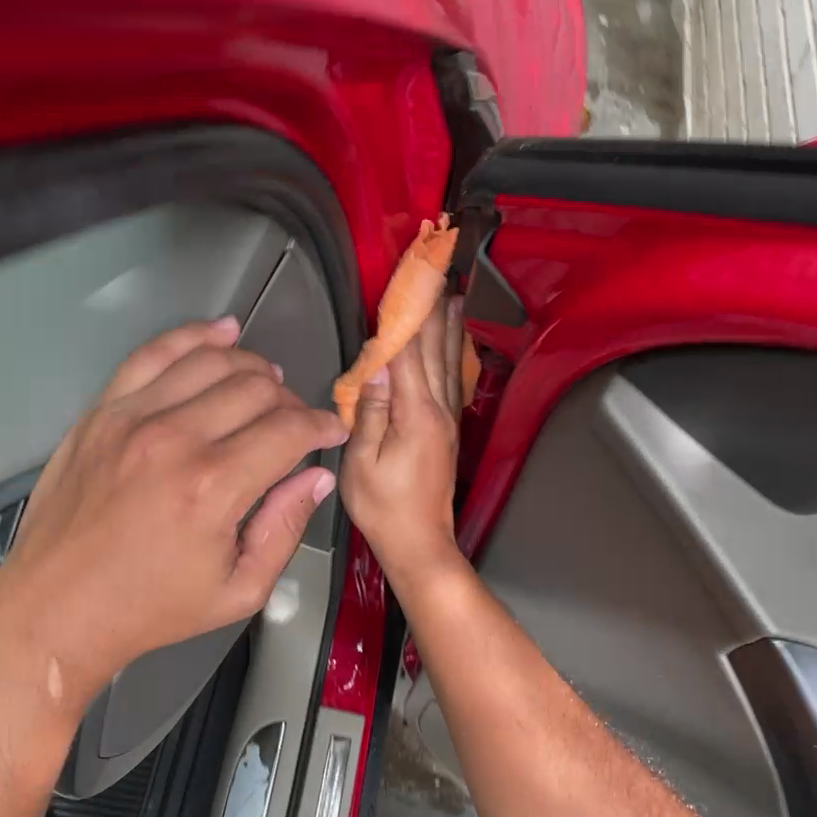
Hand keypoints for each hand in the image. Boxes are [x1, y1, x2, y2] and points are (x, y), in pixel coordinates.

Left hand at [0, 317, 347, 670]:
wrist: (56, 610)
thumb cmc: (149, 608)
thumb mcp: (238, 591)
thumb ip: (285, 529)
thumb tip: (315, 478)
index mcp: (213, 488)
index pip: (289, 430)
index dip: (322, 426)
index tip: (330, 431)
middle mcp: (174, 441)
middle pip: (256, 389)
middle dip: (291, 401)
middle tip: (296, 422)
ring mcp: (132, 419)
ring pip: (212, 362)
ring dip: (252, 366)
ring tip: (267, 383)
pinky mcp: (101, 413)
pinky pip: (153, 354)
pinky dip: (192, 336)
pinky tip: (221, 333)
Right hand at [340, 295, 465, 578]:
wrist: (419, 543)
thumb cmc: (383, 508)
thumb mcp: (362, 461)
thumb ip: (370, 410)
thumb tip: (376, 365)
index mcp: (415, 414)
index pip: (409, 353)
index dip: (406, 315)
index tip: (407, 281)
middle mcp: (438, 410)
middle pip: (434, 350)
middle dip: (432, 310)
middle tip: (435, 273)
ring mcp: (447, 420)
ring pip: (449, 363)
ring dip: (448, 327)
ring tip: (452, 296)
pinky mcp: (448, 430)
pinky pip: (453, 381)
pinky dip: (453, 355)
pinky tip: (454, 344)